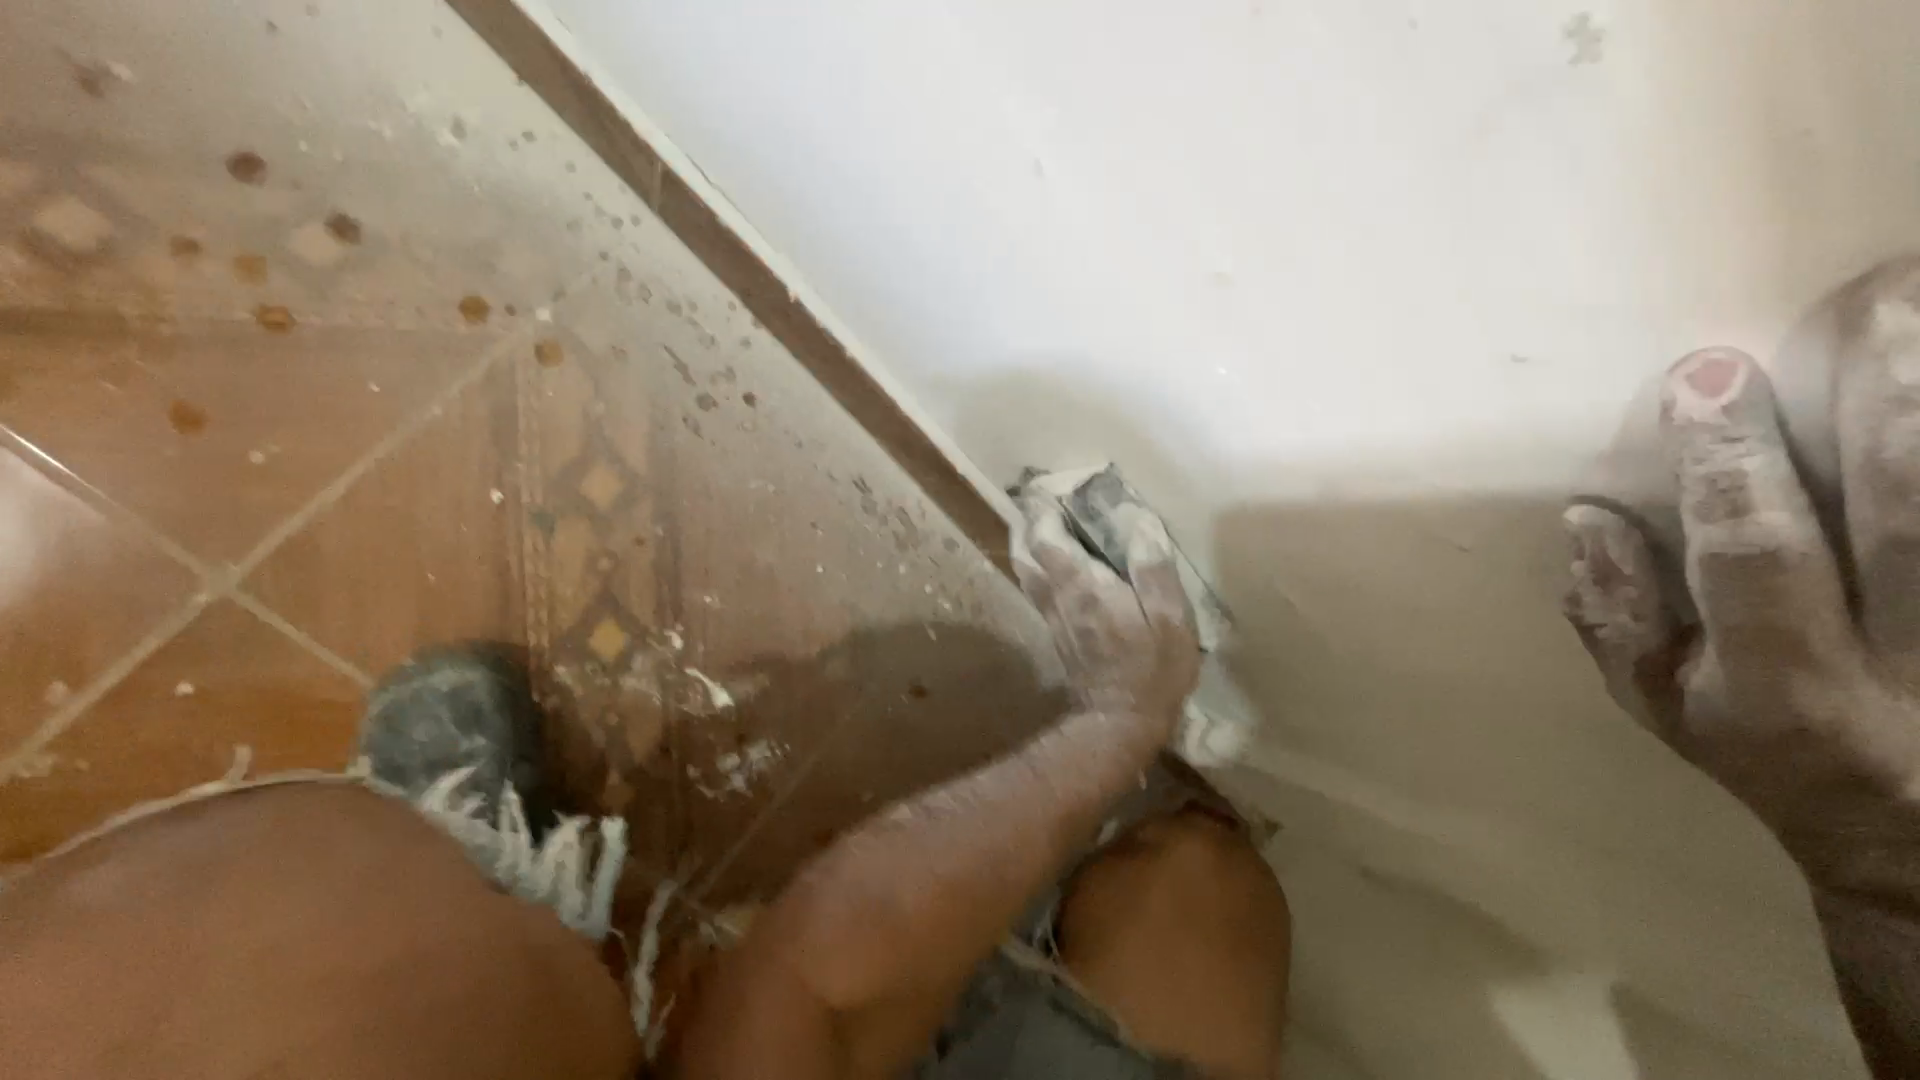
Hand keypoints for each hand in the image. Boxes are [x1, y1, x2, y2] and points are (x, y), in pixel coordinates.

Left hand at [1010, 490, 1200, 736]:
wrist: (1119, 721)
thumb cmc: (1151, 670)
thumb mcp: (1170, 619)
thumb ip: (1153, 569)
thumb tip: (1140, 522)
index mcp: (1083, 586)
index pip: (1045, 537)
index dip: (1042, 509)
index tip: (1049, 486)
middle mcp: (1057, 596)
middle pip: (1024, 550)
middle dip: (1027, 520)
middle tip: (1041, 498)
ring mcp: (1051, 615)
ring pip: (1025, 569)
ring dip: (1027, 542)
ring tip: (1044, 522)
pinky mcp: (1054, 631)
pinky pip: (1035, 587)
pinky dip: (1036, 565)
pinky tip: (1054, 561)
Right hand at [1563, 260, 1919, 897]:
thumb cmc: (1770, 757)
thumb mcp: (1661, 706)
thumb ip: (1615, 618)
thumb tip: (1588, 518)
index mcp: (1784, 687)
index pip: (1755, 556)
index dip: (1730, 462)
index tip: (1704, 377)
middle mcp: (1907, 663)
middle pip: (1912, 507)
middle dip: (1888, 392)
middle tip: (1866, 299)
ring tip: (1918, 301)